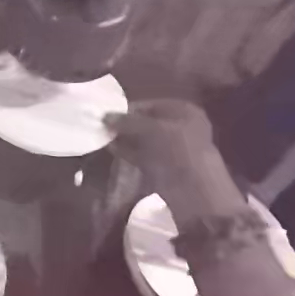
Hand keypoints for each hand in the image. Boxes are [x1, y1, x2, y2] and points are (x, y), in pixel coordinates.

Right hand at [111, 100, 249, 221]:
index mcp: (184, 112)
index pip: (151, 105)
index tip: (107, 114)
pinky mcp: (161, 166)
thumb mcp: (151, 130)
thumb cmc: (178, 151)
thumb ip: (127, 122)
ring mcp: (170, 148)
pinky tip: (110, 149)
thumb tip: (104, 117)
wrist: (193, 191)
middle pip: (145, 122)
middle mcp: (179, 127)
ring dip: (123, 138)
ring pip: (142, 139)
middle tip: (101, 126)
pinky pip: (140, 155)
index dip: (129, 109)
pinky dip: (126, 152)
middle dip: (124, 124)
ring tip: (101, 136)